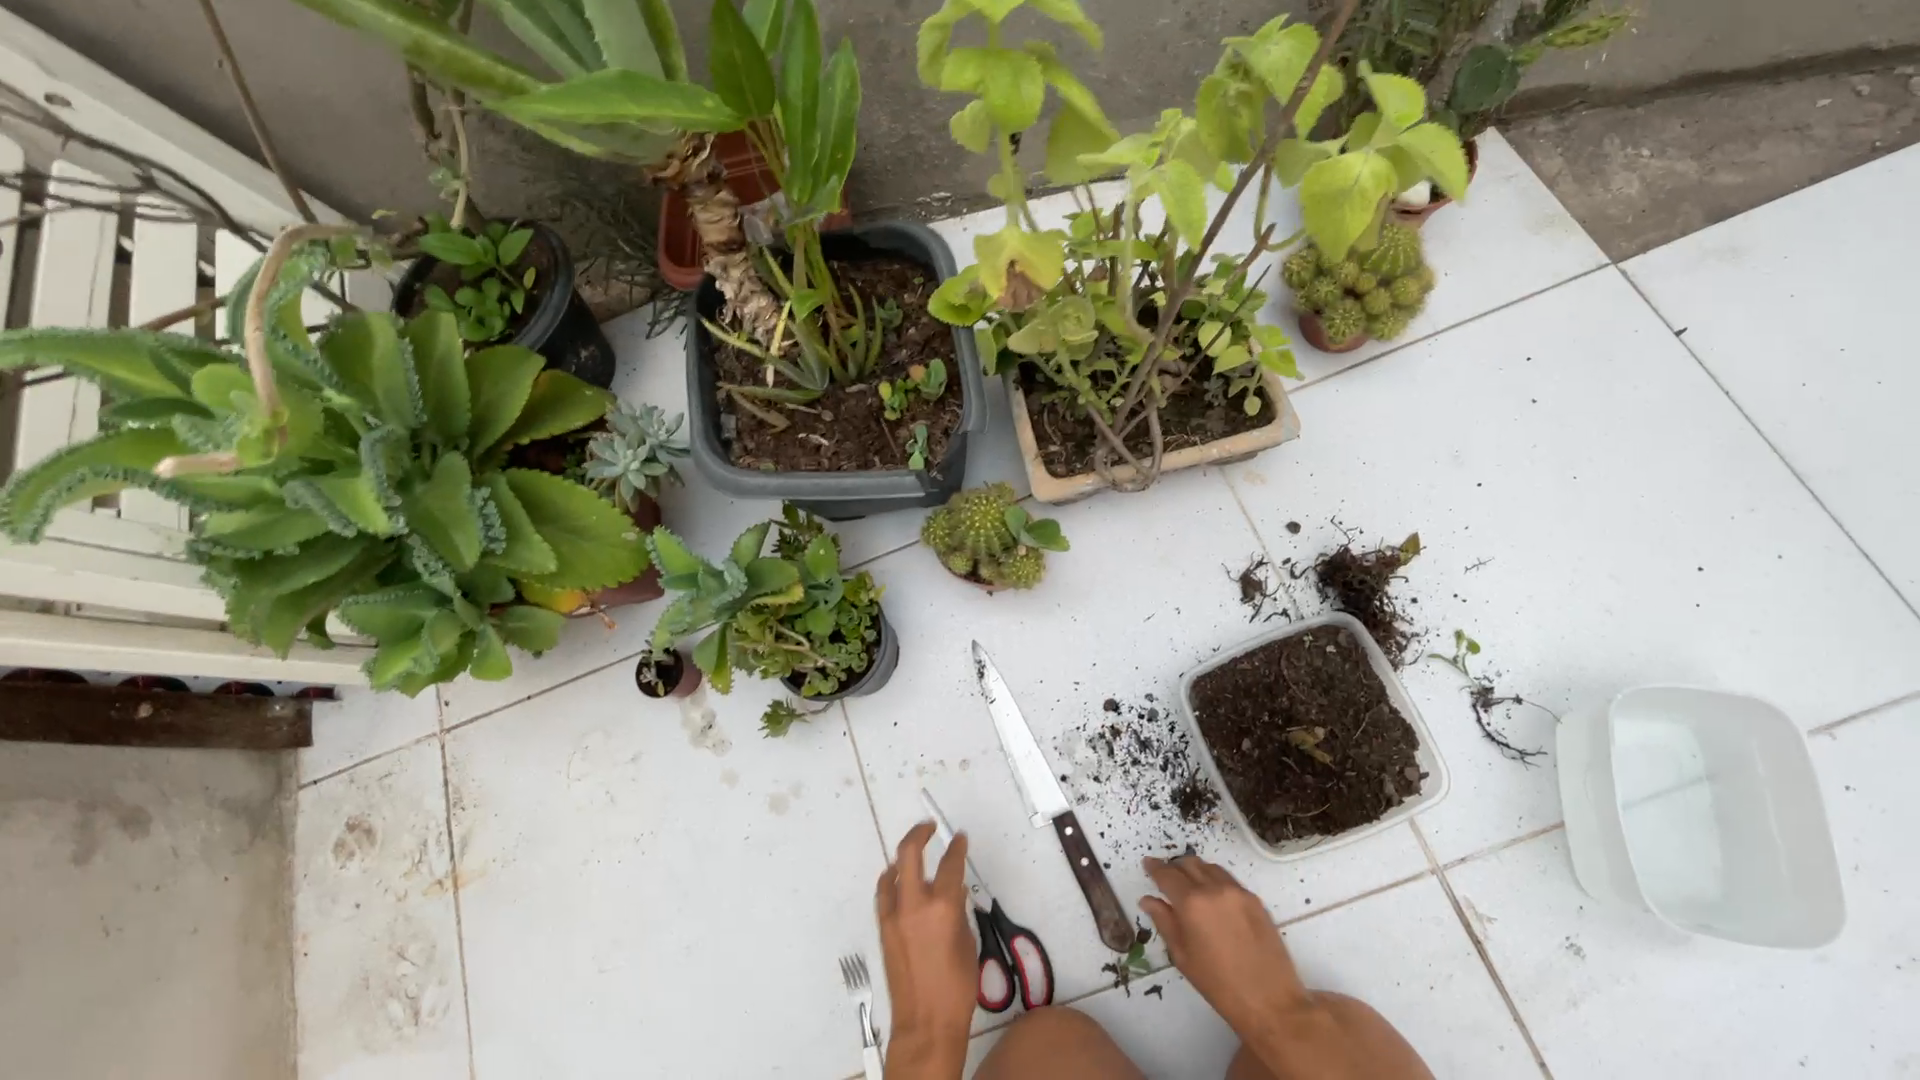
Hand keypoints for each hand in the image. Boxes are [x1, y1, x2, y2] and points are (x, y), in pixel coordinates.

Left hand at [875, 822, 974, 1072]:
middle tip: (929, 827)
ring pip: (893, 872)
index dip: (956, 846)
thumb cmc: (957, 986)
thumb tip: (952, 894)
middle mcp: (915, 904)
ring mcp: (894, 915)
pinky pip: (885, 893)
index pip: (950, 864)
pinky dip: (892, 881)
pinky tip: (899, 881)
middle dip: (919, 833)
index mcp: (943, 907)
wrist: (925, 1019)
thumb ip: (958, 912)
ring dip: (904, 859)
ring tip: (915, 855)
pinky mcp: (883, 928)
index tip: (959, 837)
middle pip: (910, 853)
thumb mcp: (968, 943)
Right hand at [1140, 854, 1309, 1033]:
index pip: (1167, 875)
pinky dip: (1215, 880)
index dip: (1155, 868)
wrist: (1269, 1000)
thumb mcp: (1182, 956)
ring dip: (1195, 870)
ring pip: (1210, 867)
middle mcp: (1214, 889)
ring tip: (1190, 884)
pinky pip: (1228, 879)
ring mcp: (1237, 892)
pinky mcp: (1255, 900)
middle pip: (1189, 864)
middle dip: (1174, 867)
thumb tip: (1148, 900)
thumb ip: (1164, 921)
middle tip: (1167, 878)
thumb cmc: (1218, 984)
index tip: (1148, 864)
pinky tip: (1213, 897)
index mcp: (1191, 903)